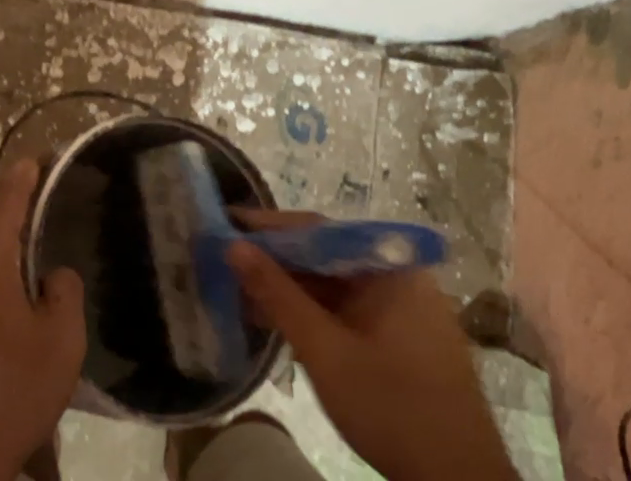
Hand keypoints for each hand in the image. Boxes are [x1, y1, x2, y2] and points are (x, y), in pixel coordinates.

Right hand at [228, 209, 516, 480]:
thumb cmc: (389, 406)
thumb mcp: (323, 350)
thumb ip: (277, 294)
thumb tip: (234, 246)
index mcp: (391, 267)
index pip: (320, 230)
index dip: (269, 226)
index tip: (227, 224)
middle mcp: (401, 276)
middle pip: (328, 255)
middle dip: (276, 259)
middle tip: (226, 260)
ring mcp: (405, 308)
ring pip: (336, 285)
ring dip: (291, 288)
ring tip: (241, 290)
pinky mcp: (402, 337)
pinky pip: (349, 308)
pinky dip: (313, 311)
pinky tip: (278, 320)